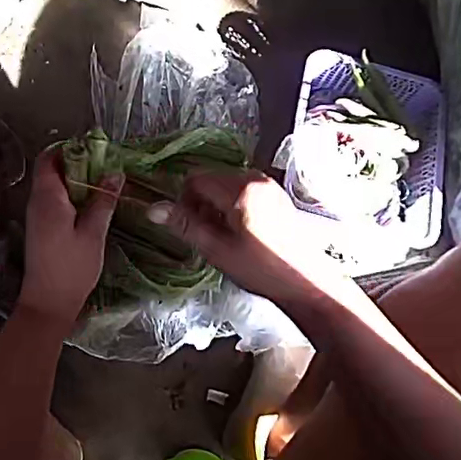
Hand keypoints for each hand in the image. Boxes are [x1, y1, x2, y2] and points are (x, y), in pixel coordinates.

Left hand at [17, 150, 120, 323]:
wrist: (48, 303)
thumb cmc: (71, 268)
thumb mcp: (93, 233)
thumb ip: (104, 202)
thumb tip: (115, 173)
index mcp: (48, 199)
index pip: (48, 159)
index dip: (69, 148)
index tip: (95, 149)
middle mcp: (37, 203)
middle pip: (51, 170)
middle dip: (77, 162)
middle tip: (106, 165)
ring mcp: (38, 216)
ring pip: (54, 186)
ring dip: (77, 180)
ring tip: (105, 183)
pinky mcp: (42, 228)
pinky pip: (55, 201)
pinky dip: (73, 196)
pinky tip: (94, 204)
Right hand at [147, 171, 345, 310]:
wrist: (306, 282)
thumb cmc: (262, 270)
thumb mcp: (218, 250)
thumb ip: (186, 225)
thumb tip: (154, 208)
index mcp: (240, 190)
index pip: (196, 179)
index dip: (183, 199)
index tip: (186, 224)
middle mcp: (256, 179)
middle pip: (212, 177)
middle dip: (200, 201)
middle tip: (203, 232)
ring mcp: (270, 185)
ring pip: (228, 183)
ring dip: (216, 203)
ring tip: (221, 235)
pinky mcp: (278, 195)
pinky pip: (245, 189)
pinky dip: (234, 203)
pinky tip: (239, 231)